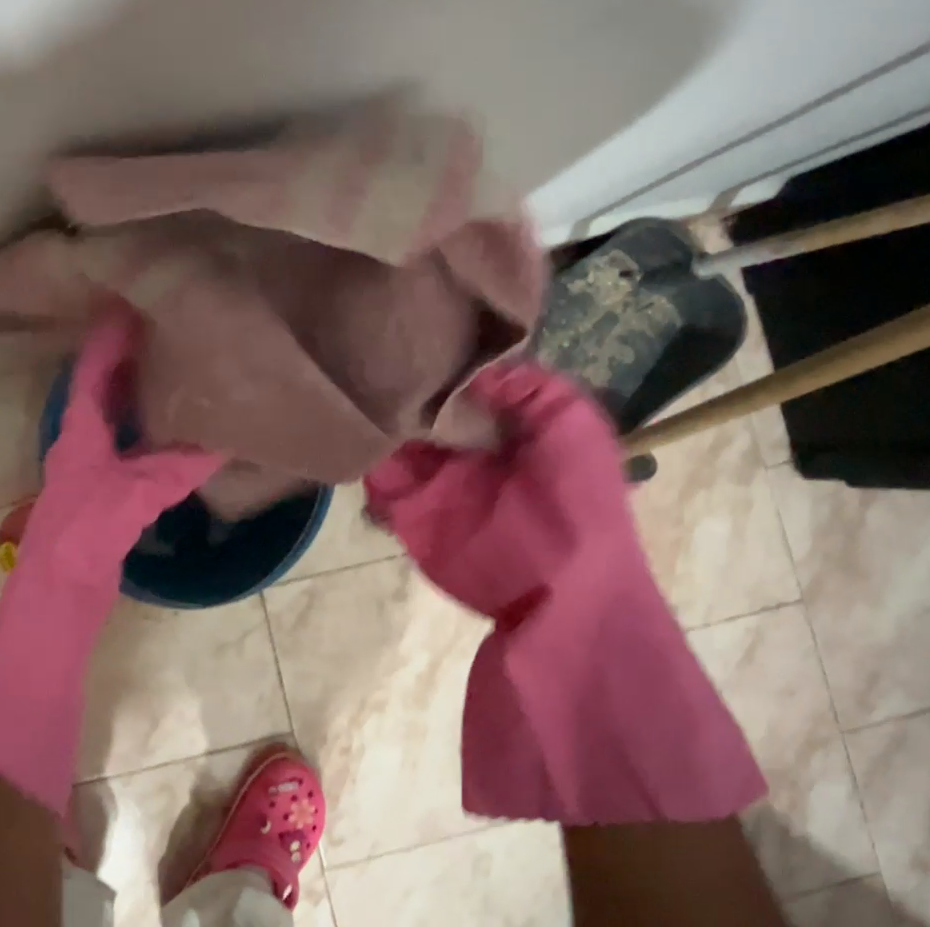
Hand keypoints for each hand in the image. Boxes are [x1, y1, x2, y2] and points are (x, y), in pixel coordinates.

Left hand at [14, 303, 223, 602]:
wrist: (60, 585)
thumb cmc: (89, 528)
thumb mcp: (139, 491)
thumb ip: (179, 465)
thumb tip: (223, 442)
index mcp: (79, 429)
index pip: (92, 370)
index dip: (108, 338)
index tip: (131, 307)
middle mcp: (79, 439)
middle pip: (100, 388)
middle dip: (125, 360)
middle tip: (161, 333)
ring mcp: (87, 464)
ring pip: (112, 416)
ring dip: (134, 393)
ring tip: (170, 370)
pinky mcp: (100, 488)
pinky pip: (123, 444)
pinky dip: (143, 428)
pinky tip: (170, 430)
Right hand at [363, 360, 764, 823]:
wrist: (558, 596)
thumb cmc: (577, 507)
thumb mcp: (576, 429)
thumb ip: (533, 388)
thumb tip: (476, 370)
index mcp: (511, 430)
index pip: (469, 383)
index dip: (448, 360)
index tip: (419, 332)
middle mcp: (466, 450)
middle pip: (421, 406)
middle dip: (402, 385)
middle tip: (376, 356)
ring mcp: (432, 482)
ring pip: (390, 437)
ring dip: (376, 419)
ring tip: (355, 388)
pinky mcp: (406, 513)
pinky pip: (372, 479)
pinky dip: (360, 458)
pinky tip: (352, 432)